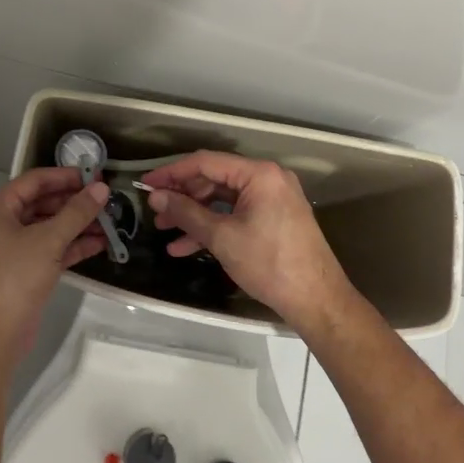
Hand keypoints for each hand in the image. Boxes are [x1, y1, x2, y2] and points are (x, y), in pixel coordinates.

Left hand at [0, 167, 109, 368]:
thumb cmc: (14, 279)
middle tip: (108, 200)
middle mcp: (1, 223)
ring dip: (78, 225)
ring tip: (112, 222)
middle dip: (75, 202)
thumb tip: (101, 188)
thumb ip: (76, 213)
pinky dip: (73, 246)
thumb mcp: (48, 241)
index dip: (66, 176)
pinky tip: (101, 243)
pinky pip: (51, 250)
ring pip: (49, 228)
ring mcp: (12, 249)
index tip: (96, 176)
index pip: (35, 181)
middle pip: (43, 203)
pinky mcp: (24, 271)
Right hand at [140, 151, 352, 328]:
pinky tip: (187, 246)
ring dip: (195, 215)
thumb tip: (157, 196)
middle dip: (183, 196)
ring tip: (165, 230)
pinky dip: (214, 227)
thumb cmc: (269, 263)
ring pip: (224, 200)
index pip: (206, 163)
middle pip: (215, 179)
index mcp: (259, 174)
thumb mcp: (222, 237)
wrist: (316, 299)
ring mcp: (273, 199)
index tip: (147, 183)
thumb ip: (187, 213)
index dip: (172, 172)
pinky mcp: (274, 219)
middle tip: (155, 210)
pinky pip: (237, 214)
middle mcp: (268, 179)